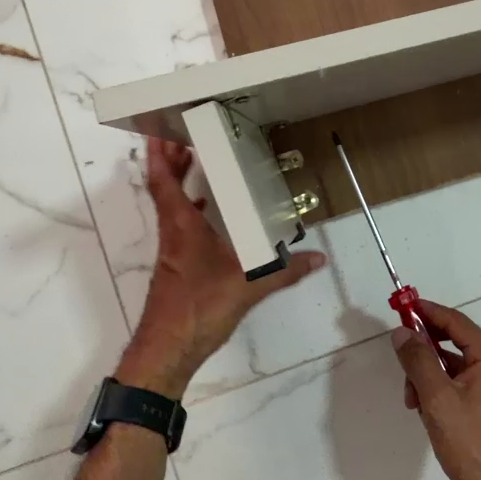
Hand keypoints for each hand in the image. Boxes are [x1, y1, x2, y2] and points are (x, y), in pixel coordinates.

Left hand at [117, 138, 325, 397]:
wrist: (167, 350)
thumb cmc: (199, 308)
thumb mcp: (248, 286)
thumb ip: (285, 271)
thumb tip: (318, 258)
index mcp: (182, 228)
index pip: (164, 182)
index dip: (161, 155)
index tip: (162, 130)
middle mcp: (173, 234)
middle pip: (164, 188)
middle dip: (173, 161)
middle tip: (187, 137)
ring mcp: (173, 251)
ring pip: (170, 207)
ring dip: (179, 184)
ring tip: (198, 165)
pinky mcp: (177, 267)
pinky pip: (180, 227)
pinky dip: (189, 211)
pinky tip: (208, 214)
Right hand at [391, 299, 480, 479]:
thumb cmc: (468, 440)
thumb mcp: (436, 397)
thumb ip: (418, 360)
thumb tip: (402, 332)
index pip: (456, 321)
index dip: (428, 312)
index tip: (402, 307)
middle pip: (452, 342)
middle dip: (423, 353)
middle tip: (401, 363)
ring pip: (449, 366)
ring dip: (426, 377)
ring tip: (413, 401)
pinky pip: (454, 383)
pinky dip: (436, 391)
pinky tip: (423, 410)